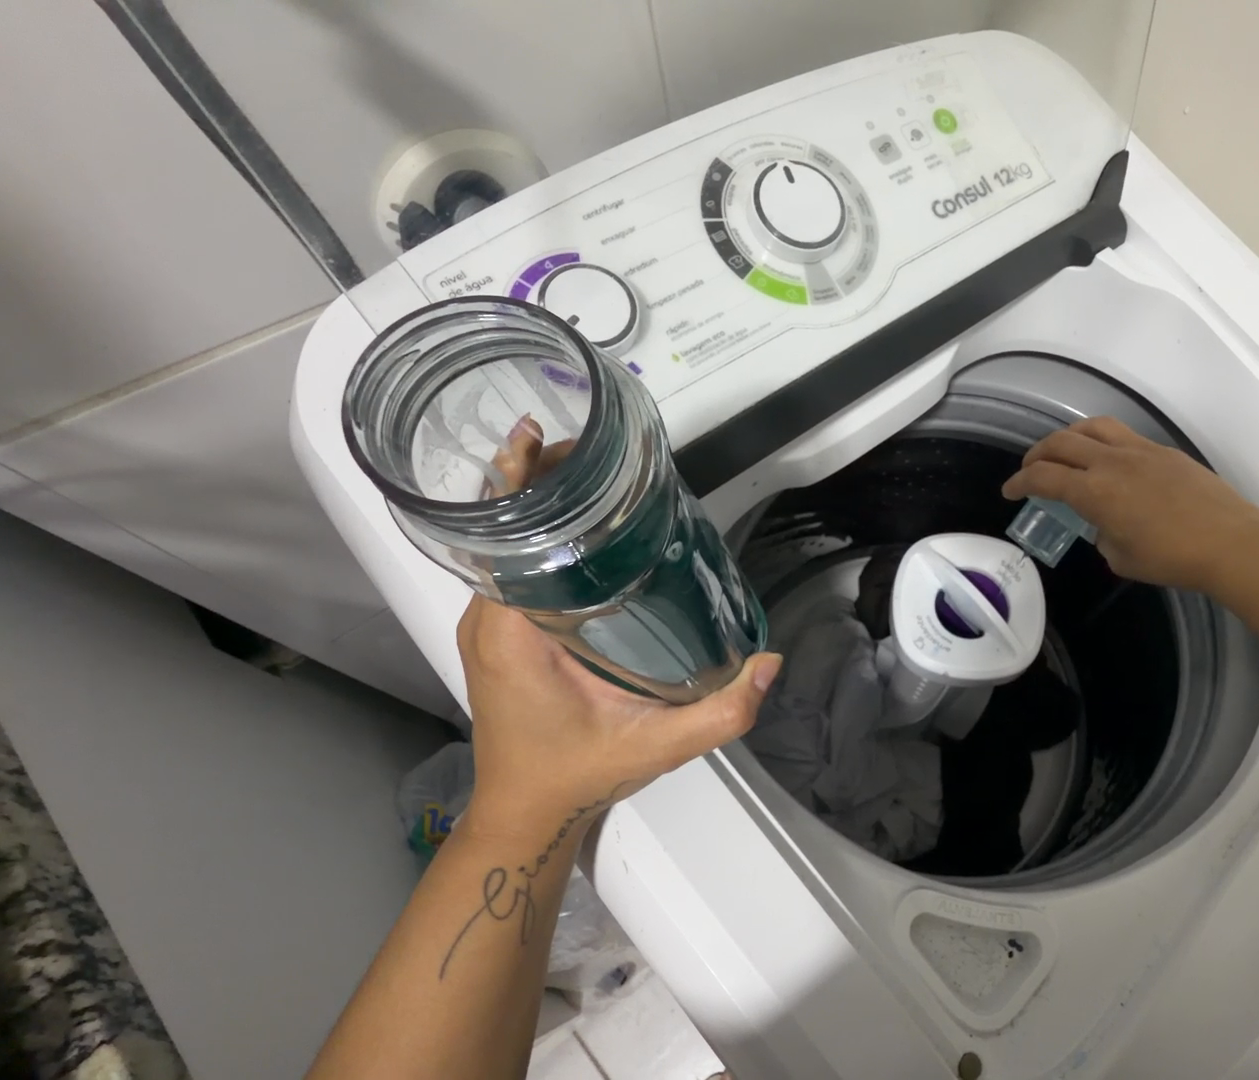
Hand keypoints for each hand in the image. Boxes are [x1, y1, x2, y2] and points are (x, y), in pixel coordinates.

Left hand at [462, 414, 779, 838]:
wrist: (527, 812)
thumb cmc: (576, 776)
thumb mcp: (655, 747)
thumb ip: (720, 713)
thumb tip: (771, 663)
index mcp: (509, 631)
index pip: (502, 538)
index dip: (523, 485)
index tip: (559, 446)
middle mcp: (487, 618)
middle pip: (501, 529)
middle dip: (538, 480)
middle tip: (591, 445)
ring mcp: (488, 624)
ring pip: (503, 545)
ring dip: (537, 504)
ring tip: (585, 465)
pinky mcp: (500, 632)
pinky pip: (510, 566)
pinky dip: (537, 535)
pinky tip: (579, 521)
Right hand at [1001, 416, 1258, 593]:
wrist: (1230, 542)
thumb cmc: (1171, 558)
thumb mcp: (1122, 558)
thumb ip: (1102, 535)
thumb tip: (1104, 525)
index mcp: (1094, 490)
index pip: (1044, 477)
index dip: (1020, 482)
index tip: (1009, 491)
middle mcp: (1111, 461)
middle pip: (1062, 443)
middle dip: (1038, 455)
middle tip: (1030, 470)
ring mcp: (1140, 450)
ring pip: (1093, 427)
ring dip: (1069, 436)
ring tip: (1064, 451)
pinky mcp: (1164, 451)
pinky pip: (1122, 436)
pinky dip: (1102, 442)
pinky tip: (1108, 461)